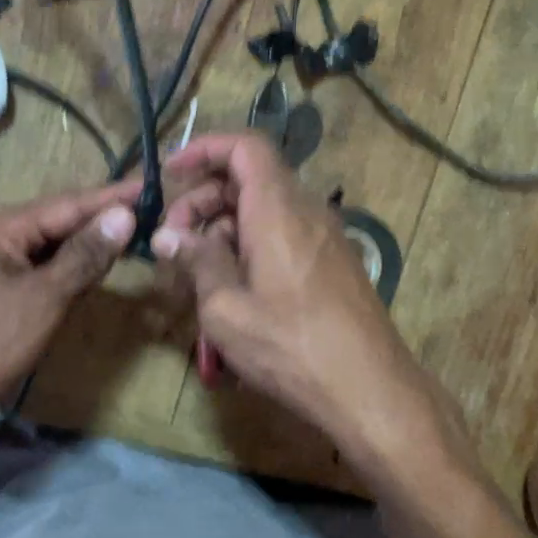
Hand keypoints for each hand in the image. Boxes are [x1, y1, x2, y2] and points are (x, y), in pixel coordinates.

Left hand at [0, 180, 139, 401]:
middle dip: (98, 221)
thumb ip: (85, 256)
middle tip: (147, 215)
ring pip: (46, 248)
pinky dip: (63, 271)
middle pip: (55, 222)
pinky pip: (34, 271)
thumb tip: (124, 215)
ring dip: (82, 247)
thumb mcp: (44, 297)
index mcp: (0, 226)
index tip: (149, 187)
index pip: (67, 203)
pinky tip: (87, 274)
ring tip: (126, 239)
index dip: (111, 198)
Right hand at [153, 134, 448, 444]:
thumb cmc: (289, 347)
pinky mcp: (333, 266)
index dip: (204, 148)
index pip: (245, 147)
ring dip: (223, 233)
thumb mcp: (226, 309)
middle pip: (250, 181)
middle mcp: (307, 212)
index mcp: (278, 209)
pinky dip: (250, 250)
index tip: (170, 174)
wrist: (369, 390)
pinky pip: (284, 238)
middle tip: (172, 244)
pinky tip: (232, 295)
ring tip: (194, 279)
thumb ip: (196, 262)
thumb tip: (168, 235)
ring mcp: (325, 239)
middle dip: (202, 202)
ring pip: (264, 213)